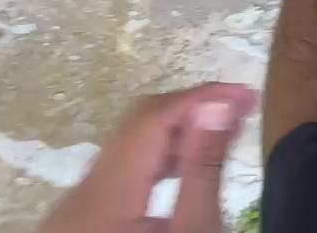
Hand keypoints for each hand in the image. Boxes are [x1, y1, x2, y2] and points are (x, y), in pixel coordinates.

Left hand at [39, 83, 257, 232]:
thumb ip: (204, 167)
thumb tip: (218, 103)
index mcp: (99, 202)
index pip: (151, 119)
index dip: (201, 97)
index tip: (249, 97)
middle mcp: (73, 201)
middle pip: (135, 128)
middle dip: (192, 109)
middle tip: (243, 111)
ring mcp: (68, 217)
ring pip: (126, 148)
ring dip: (177, 132)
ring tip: (226, 133)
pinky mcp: (74, 228)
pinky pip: (118, 173)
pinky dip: (157, 159)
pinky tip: (189, 166)